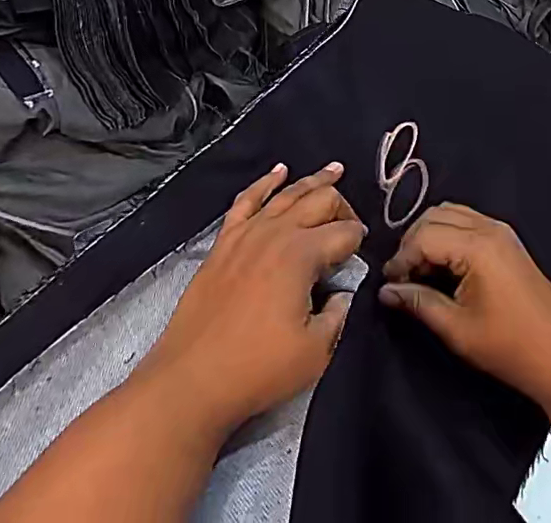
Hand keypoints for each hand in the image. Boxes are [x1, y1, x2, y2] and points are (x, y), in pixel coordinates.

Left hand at [135, 162, 365, 436]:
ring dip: (314, 180)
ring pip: (287, 194)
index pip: (345, 233)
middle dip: (343, 207)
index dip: (359, 241)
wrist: (190, 381)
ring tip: (334, 170)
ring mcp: (246, 234)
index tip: (360, 257)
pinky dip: (265, 182)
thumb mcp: (316, 351)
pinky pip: (247, 201)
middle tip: (353, 224)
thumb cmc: (257, 368)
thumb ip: (338, 314)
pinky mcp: (223, 243)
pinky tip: (278, 171)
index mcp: (302, 254)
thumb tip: (341, 293)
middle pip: (320, 201)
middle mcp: (276, 233)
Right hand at [378, 204, 550, 404]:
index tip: (390, 284)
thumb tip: (387, 291)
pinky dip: (447, 235)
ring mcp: (500, 231)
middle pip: (435, 215)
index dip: (400, 259)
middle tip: (402, 277)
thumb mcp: (457, 329)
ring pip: (450, 213)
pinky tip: (442, 267)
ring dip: (429, 235)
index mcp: (477, 245)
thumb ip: (419, 302)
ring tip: (419, 272)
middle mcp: (488, 227)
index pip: (424, 236)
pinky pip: (466, 221)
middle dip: (412, 242)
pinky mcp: (505, 240)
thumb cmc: (509, 345)